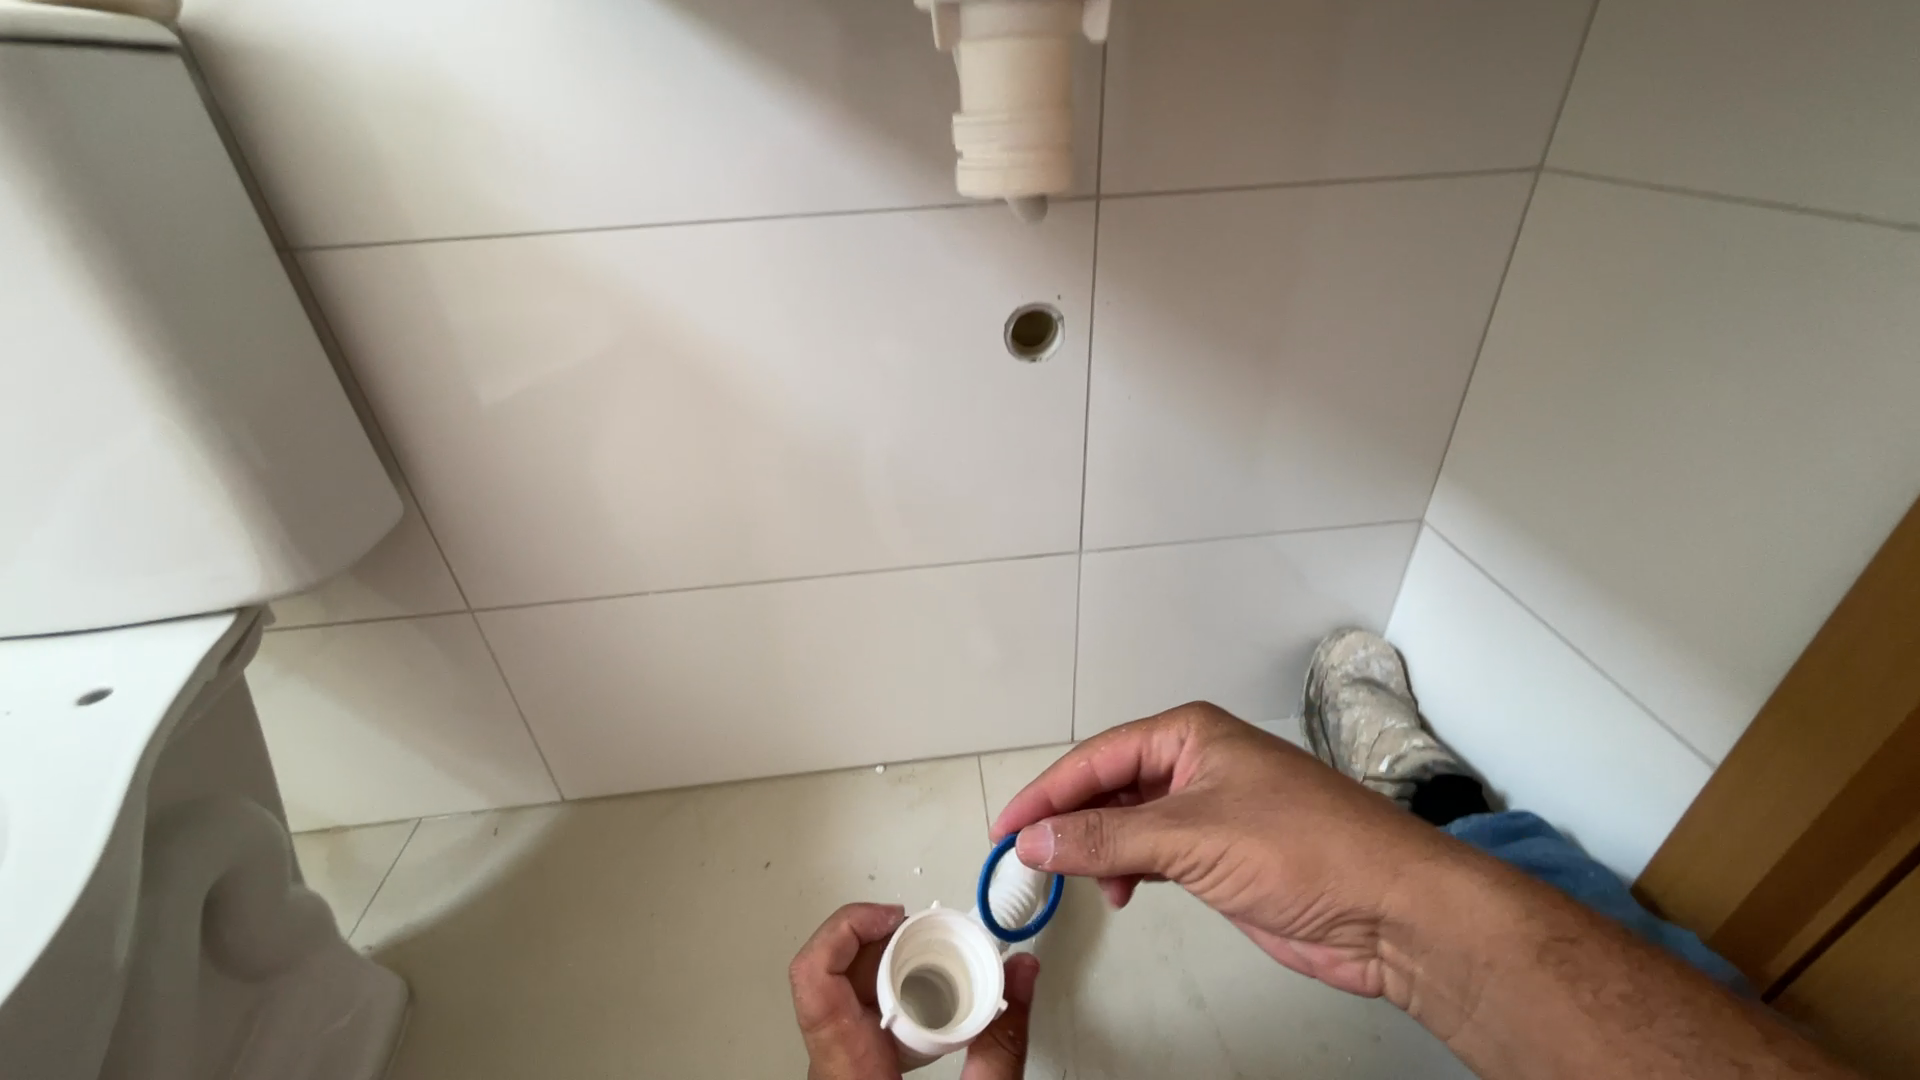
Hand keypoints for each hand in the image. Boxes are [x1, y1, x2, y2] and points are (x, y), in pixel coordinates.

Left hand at [790, 903, 1039, 1078]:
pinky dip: (890, 995)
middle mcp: (830, 1071)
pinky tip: (924, 1000)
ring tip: (929, 960)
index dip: (846, 928)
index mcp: (848, 1074)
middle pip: (833, 975)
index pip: (813, 978)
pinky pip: (854, 1018)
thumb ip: (1002, 1043)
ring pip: (842, 994)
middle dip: (883, 942)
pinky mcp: (848, 1079)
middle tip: (927, 935)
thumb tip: (1022, 973)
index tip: (893, 917)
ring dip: (887, 966)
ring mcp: (835, 1076)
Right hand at [991, 703, 1463, 1001]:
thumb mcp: (1189, 837)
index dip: (1046, 793)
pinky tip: (1119, 891)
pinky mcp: (1217, 853)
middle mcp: (1192, 764)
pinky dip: (1125, 869)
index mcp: (1187, 735)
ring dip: (1095, 848)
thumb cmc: (1304, 849)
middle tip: (1026, 857)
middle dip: (1067, 821)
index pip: (1096, 758)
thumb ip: (1104, 837)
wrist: (1393, 912)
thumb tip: (1033, 840)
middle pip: (1107, 786)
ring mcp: (1205, 809)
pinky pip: (1150, 852)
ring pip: (1126, 821)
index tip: (1006, 828)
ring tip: (1077, 879)